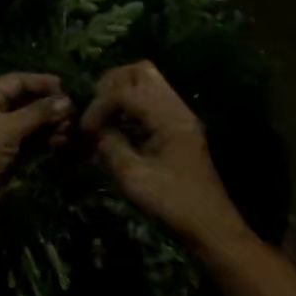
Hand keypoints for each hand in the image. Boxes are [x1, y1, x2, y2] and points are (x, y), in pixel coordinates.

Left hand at [0, 73, 73, 221]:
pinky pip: (30, 140)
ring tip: (73, 128)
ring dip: (51, 124)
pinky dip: (45, 140)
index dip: (43, 83)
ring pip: (31, 122)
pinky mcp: (7, 153)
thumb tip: (67, 100)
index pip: (17, 81)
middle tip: (75, 112)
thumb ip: (38, 113)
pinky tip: (64, 140)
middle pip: (26, 101)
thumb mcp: (7, 129)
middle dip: (50, 106)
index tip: (68, 88)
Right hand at [81, 61, 249, 246]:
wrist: (211, 224)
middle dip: (110, 85)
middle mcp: (177, 108)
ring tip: (102, 117)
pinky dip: (130, 104)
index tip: (85, 128)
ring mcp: (180, 115)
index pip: (126, 91)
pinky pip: (151, 99)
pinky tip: (117, 126)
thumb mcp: (134, 178)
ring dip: (120, 92)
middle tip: (93, 111)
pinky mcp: (178, 126)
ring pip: (147, 81)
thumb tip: (92, 130)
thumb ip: (110, 147)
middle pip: (140, 71)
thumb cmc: (173, 204)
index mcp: (169, 118)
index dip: (99, 104)